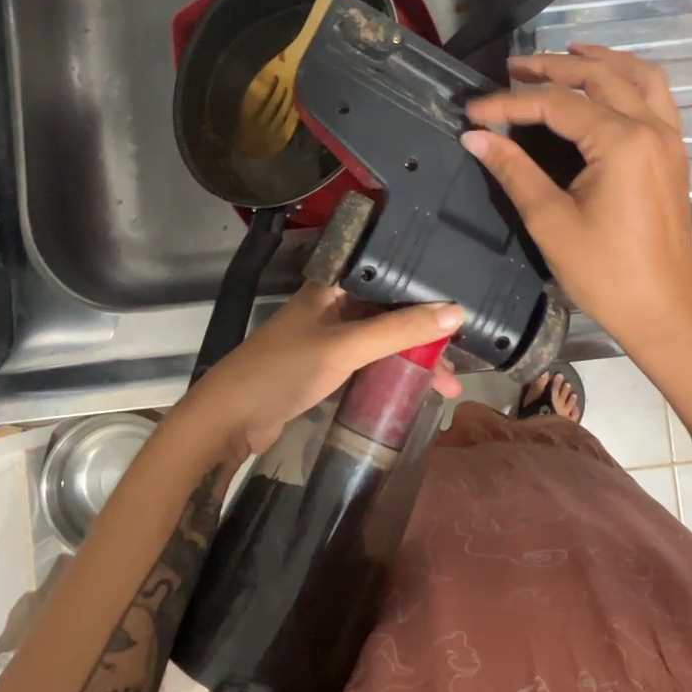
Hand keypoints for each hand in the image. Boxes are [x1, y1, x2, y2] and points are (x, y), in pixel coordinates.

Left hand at [179, 282, 463, 453]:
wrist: (230, 419)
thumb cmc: (284, 370)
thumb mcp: (346, 347)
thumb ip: (399, 330)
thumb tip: (456, 313)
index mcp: (333, 286)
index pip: (386, 273)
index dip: (423, 286)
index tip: (461, 302)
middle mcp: (333, 306)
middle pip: (389, 310)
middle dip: (425, 333)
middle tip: (457, 359)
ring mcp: (329, 337)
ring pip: (382, 338)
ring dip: (413, 357)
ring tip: (447, 385)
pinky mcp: (326, 367)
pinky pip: (370, 362)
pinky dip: (393, 371)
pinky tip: (416, 389)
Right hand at [460, 44, 691, 349]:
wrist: (661, 308)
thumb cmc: (604, 272)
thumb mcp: (550, 221)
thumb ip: (514, 170)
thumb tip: (475, 136)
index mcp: (621, 142)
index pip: (557, 104)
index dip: (511, 102)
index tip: (474, 110)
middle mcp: (651, 128)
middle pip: (599, 76)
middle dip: (553, 67)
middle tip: (513, 68)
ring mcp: (670, 139)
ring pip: (637, 77)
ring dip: (600, 62)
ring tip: (566, 56)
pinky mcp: (675, 154)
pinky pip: (657, 98)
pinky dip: (630, 80)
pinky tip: (609, 86)